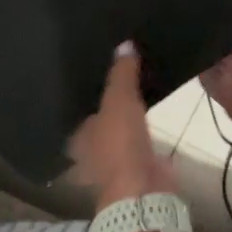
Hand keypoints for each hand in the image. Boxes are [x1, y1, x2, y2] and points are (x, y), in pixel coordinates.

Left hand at [70, 42, 175, 208]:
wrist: (144, 187)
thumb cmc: (120, 144)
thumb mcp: (119, 100)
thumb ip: (121, 73)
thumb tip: (125, 43)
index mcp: (77, 137)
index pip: (81, 108)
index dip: (92, 91)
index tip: (105, 71)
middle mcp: (91, 151)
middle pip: (101, 120)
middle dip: (111, 105)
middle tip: (126, 75)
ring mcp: (115, 162)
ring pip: (121, 131)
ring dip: (129, 117)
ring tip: (142, 89)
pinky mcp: (138, 168)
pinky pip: (140, 140)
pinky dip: (145, 129)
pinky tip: (154, 114)